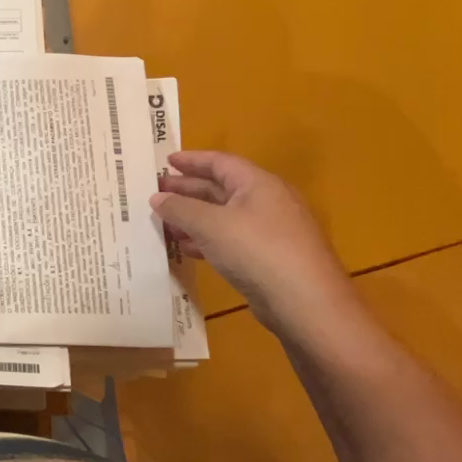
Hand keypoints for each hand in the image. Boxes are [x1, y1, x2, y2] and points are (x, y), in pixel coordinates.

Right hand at [150, 151, 355, 328]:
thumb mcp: (209, 225)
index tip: (165, 162)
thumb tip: (157, 198)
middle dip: (187, 190)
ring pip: (223, 216)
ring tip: (164, 223)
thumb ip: (179, 208)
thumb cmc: (256, 250)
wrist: (304, 301)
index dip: (192, 160)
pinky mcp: (268, 256)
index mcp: (258, 184)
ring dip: (193, 217)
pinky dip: (206, 239)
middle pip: (221, 188)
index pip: (220, 162)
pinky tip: (187, 248)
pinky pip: (231, 238)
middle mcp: (267, 201)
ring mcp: (270, 230)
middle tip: (156, 193)